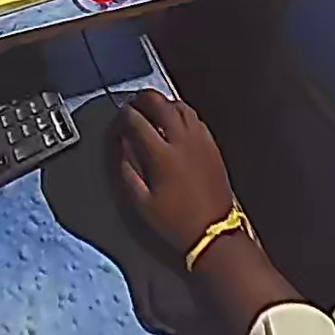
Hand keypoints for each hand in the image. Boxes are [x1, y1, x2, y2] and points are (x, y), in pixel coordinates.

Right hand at [118, 90, 239, 258]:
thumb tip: (122, 147)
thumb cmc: (177, 222)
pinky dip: (182, 113)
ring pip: (180, 107)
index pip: (137, 120)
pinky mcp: (213, 147)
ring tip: (154, 108)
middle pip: (160, 104)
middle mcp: (181, 142)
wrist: (216, 236)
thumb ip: (127, 171)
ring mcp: (200, 142)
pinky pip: (196, 119)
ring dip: (164, 103)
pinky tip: (176, 122)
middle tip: (134, 103)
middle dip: (143, 98)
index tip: (119, 118)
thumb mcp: (142, 203)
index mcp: (161, 155)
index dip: (123, 114)